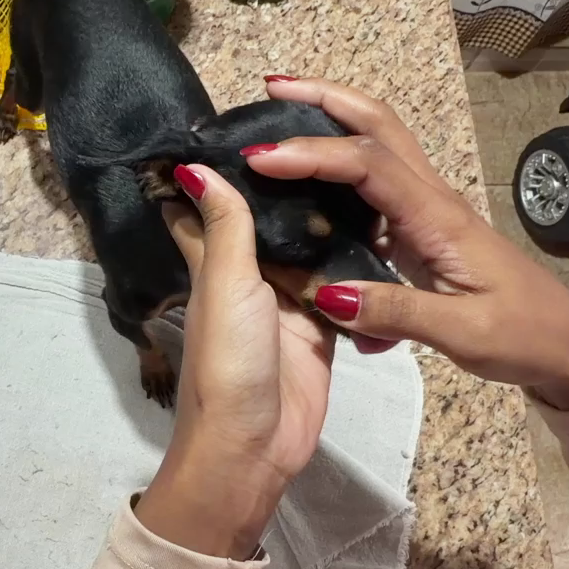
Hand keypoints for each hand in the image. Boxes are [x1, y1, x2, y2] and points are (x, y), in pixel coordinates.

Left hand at [135, 164, 335, 559]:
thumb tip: (193, 167)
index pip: (205, 209)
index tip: (227, 125)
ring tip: (353, 160)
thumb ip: (223, 228)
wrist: (257, 442)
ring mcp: (287, 302)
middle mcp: (248, 278)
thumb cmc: (230, 360)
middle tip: (317, 127)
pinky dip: (350, 260)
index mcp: (214, 266)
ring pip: (304, 249)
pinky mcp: (320, 325)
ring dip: (321, 217)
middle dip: (282, 185)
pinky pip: (336, 284)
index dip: (206, 173)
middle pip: (263, 222)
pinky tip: (375, 222)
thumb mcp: (224, 285)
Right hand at [246, 77, 568, 410]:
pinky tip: (311, 180)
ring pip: (379, 144)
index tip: (259, 158)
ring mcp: (428, 212)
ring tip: (281, 117)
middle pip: (379, 125)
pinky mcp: (423, 231)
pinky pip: (375, 184)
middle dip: (325, 98)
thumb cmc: (524, 336)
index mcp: (438, 218)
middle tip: (271, 87)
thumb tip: (327, 294)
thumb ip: (396, 312)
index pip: (368, 164)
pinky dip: (340, 164)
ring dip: (333, 119)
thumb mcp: (463, 332)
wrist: (568, 347)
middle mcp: (432, 200)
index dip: (313, 153)